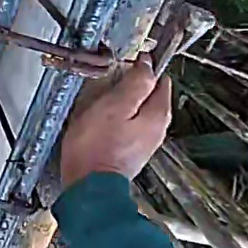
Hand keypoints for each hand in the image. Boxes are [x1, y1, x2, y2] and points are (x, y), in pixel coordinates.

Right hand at [58, 56, 171, 184]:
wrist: (88, 185)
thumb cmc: (97, 146)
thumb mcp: (113, 106)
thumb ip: (134, 84)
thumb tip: (146, 65)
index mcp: (157, 114)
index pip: (159, 80)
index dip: (143, 67)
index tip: (124, 62)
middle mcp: (156, 129)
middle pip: (149, 96)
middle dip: (131, 86)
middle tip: (107, 80)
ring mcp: (143, 142)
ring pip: (136, 111)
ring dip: (121, 103)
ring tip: (99, 99)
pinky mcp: (127, 151)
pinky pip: (125, 126)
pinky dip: (114, 118)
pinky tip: (98, 119)